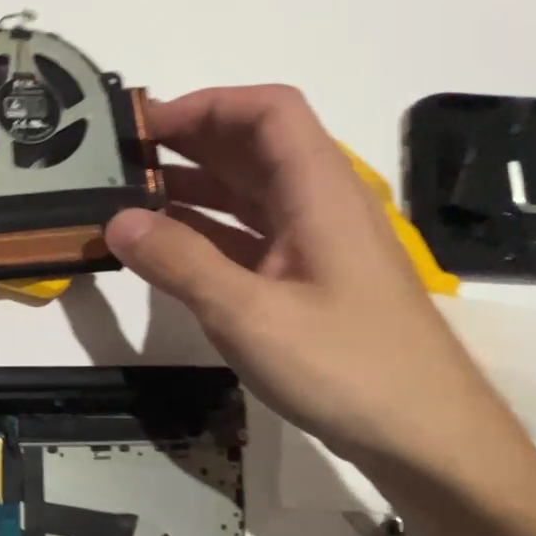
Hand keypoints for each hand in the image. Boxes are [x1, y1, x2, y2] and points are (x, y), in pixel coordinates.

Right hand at [105, 86, 529, 487]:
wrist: (419, 429)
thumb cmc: (342, 365)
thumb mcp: (248, 314)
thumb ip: (180, 263)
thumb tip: (115, 221)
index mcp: (319, 193)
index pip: (267, 113)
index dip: (206, 106)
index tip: (142, 127)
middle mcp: (319, 205)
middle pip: (254, 147)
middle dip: (188, 143)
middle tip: (118, 160)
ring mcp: (313, 244)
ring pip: (246, 193)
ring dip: (189, 187)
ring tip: (124, 197)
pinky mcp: (303, 280)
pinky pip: (246, 236)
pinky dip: (201, 232)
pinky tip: (159, 246)